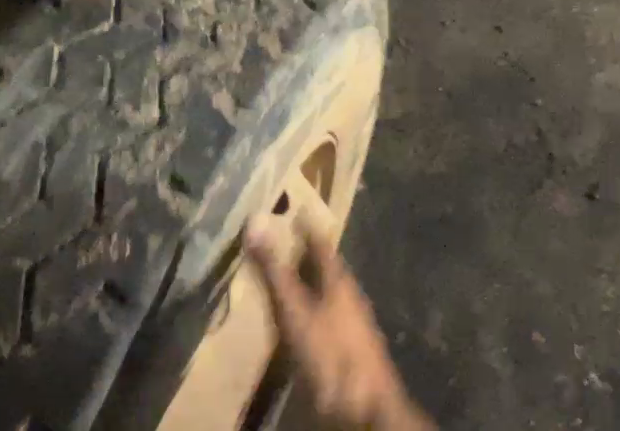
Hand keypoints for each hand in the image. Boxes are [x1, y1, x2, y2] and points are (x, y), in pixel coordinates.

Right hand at [243, 218, 433, 430]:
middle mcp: (349, 296)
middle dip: (303, 254)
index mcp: (339, 279)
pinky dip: (306, 310)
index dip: (305, 224)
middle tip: (278, 241)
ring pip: (325, 293)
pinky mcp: (346, 351)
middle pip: (325, 267)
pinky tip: (294, 323)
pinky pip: (323, 318)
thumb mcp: (295, 310)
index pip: (320, 240)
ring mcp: (351, 325)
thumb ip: (275, 270)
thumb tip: (254, 220)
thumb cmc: (330, 354)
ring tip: (280, 279)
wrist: (365, 412)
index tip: (289, 209)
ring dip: (305, 283)